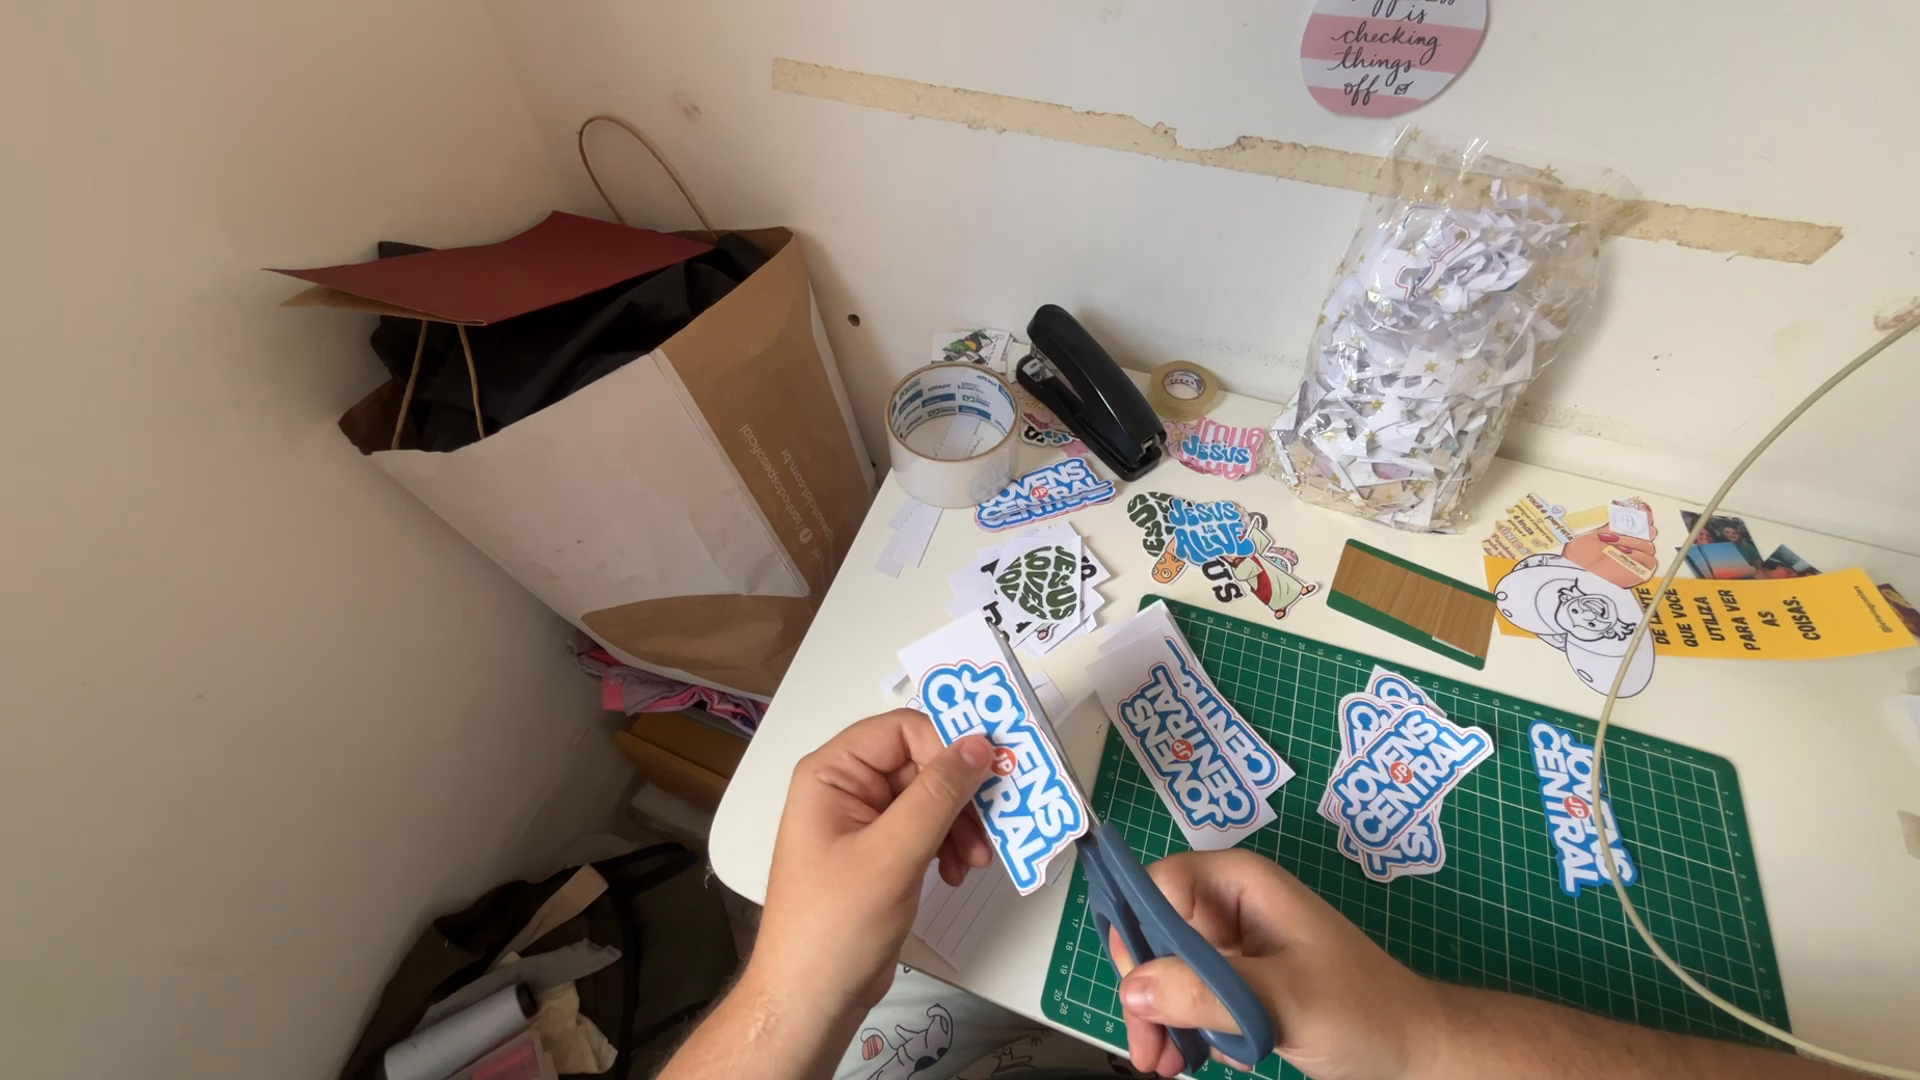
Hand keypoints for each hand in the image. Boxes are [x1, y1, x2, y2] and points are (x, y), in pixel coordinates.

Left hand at [746, 709, 994, 1020]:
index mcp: (833, 772)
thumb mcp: (893, 853)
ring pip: (929, 796)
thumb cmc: (836, 926)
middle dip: (958, 795)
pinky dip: (948, 843)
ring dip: (959, 823)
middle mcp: (847, 786)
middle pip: (920, 763)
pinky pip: (925, 826)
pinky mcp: (880, 849)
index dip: (945, 746)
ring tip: (976, 860)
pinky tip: (956, 872)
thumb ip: (938, 794)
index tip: (985, 774)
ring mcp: (864, 819)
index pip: (901, 731)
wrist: (811, 1003)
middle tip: (991, 824)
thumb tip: (978, 744)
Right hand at [1112, 850, 1442, 1079]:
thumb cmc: (1363, 1013)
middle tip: (1145, 1047)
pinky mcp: (1235, 980)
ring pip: (1165, 967)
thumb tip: (1132, 989)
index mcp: (1236, 882)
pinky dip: (1183, 1028)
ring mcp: (1230, 943)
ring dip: (1159, 1016)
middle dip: (1145, 988)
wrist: (1420, 1057)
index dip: (1139, 929)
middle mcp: (1225, 904)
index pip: (1161, 885)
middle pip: (1155, 930)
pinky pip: (1188, 993)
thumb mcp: (1284, 1002)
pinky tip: (1193, 1059)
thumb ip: (1207, 992)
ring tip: (1162, 1065)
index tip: (1135, 989)